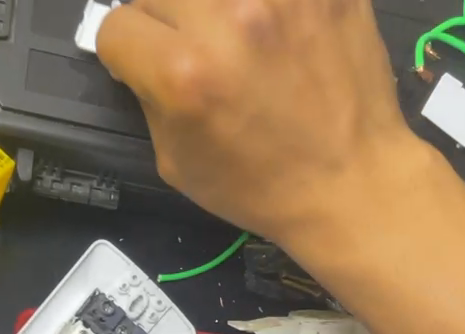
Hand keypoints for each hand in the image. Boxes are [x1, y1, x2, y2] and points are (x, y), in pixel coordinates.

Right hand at [97, 0, 432, 245]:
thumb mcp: (177, 161)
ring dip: (202, 6)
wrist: (347, 179)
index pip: (116, 25)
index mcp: (183, 72)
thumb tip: (142, 56)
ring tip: (226, 32)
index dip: (121, 51)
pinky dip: (259, 4)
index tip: (139, 64)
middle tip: (183, 47)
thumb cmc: (257, 185)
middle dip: (159, 18)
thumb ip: (151, 98)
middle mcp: (227, 16)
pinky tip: (267, 25)